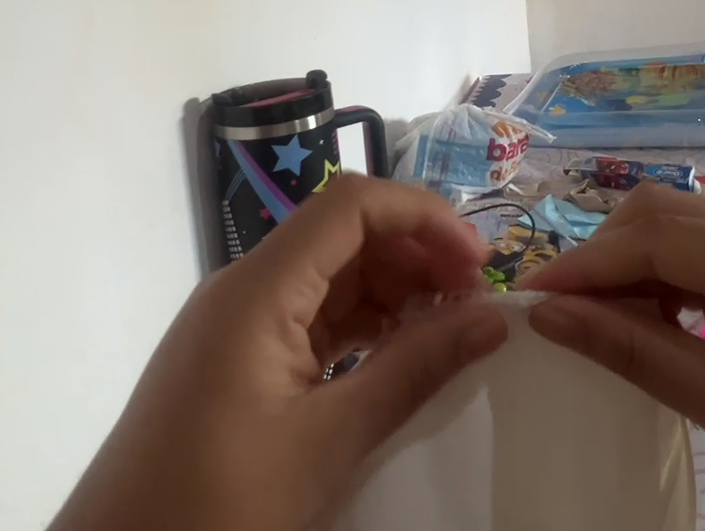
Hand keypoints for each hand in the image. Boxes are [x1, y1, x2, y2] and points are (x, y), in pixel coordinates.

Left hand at [50, 175, 508, 530]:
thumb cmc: (216, 506)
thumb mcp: (327, 441)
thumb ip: (413, 370)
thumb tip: (488, 319)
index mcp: (259, 286)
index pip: (351, 204)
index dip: (422, 215)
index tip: (478, 260)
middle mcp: (248, 285)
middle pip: (345, 232)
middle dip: (416, 252)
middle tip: (473, 300)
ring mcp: (242, 320)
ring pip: (334, 272)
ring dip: (396, 288)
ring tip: (449, 325)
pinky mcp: (242, 354)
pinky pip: (316, 314)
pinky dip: (366, 323)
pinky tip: (402, 350)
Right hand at [521, 185, 704, 530]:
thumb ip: (636, 351)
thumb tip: (548, 314)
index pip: (657, 235)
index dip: (586, 263)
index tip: (530, 297)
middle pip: (671, 214)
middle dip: (608, 255)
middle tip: (562, 310)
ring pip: (692, 231)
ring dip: (638, 267)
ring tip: (599, 319)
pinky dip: (675, 282)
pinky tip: (656, 322)